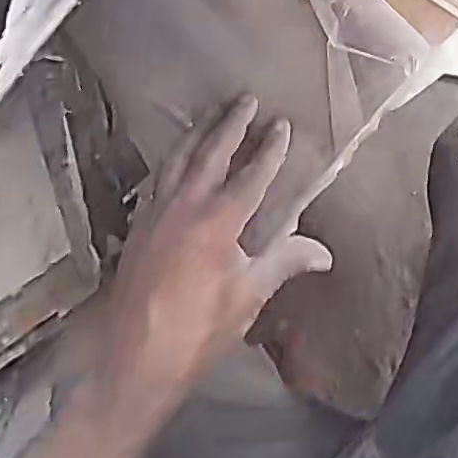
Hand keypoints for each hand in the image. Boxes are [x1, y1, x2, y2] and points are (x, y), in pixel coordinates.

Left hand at [88, 96, 332, 422]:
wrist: (133, 359)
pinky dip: (172, 158)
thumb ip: (284, 263)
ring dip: (198, 132)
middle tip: (244, 99)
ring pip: (178, 157)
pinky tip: (176, 157)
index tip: (281, 124)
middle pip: (211, 152)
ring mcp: (157, 210)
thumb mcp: (248, 297)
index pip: (252, 174)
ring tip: (211, 113)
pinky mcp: (139, 223)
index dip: (269, 148)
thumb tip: (324, 252)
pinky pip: (158, 177)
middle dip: (231, 123)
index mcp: (218, 221)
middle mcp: (185, 205)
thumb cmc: (198, 331)